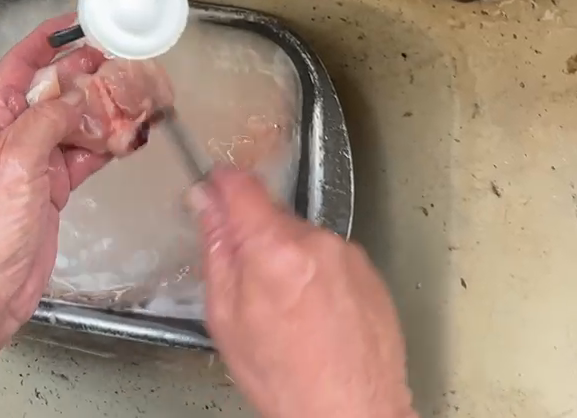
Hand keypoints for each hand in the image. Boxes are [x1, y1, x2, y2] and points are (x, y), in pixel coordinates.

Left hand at [0, 13, 111, 345]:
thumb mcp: (15, 160)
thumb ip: (48, 120)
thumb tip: (78, 95)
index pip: (19, 64)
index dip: (46, 40)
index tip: (75, 23)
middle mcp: (10, 133)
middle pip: (52, 91)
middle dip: (84, 76)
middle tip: (118, 63)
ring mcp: (32, 161)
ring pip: (71, 122)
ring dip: (99, 111)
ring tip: (130, 97)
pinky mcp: (51, 187)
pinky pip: (81, 154)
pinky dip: (103, 145)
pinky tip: (125, 136)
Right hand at [195, 167, 415, 417]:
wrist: (353, 417)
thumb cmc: (287, 380)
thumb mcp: (226, 317)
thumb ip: (216, 250)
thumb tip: (206, 204)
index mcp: (272, 249)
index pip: (241, 185)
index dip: (222, 182)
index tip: (215, 187)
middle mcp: (314, 240)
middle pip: (272, 214)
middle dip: (256, 236)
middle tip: (252, 280)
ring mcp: (346, 254)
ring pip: (302, 236)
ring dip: (290, 256)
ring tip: (291, 307)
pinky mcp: (369, 271)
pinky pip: (330, 256)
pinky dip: (318, 273)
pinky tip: (317, 313)